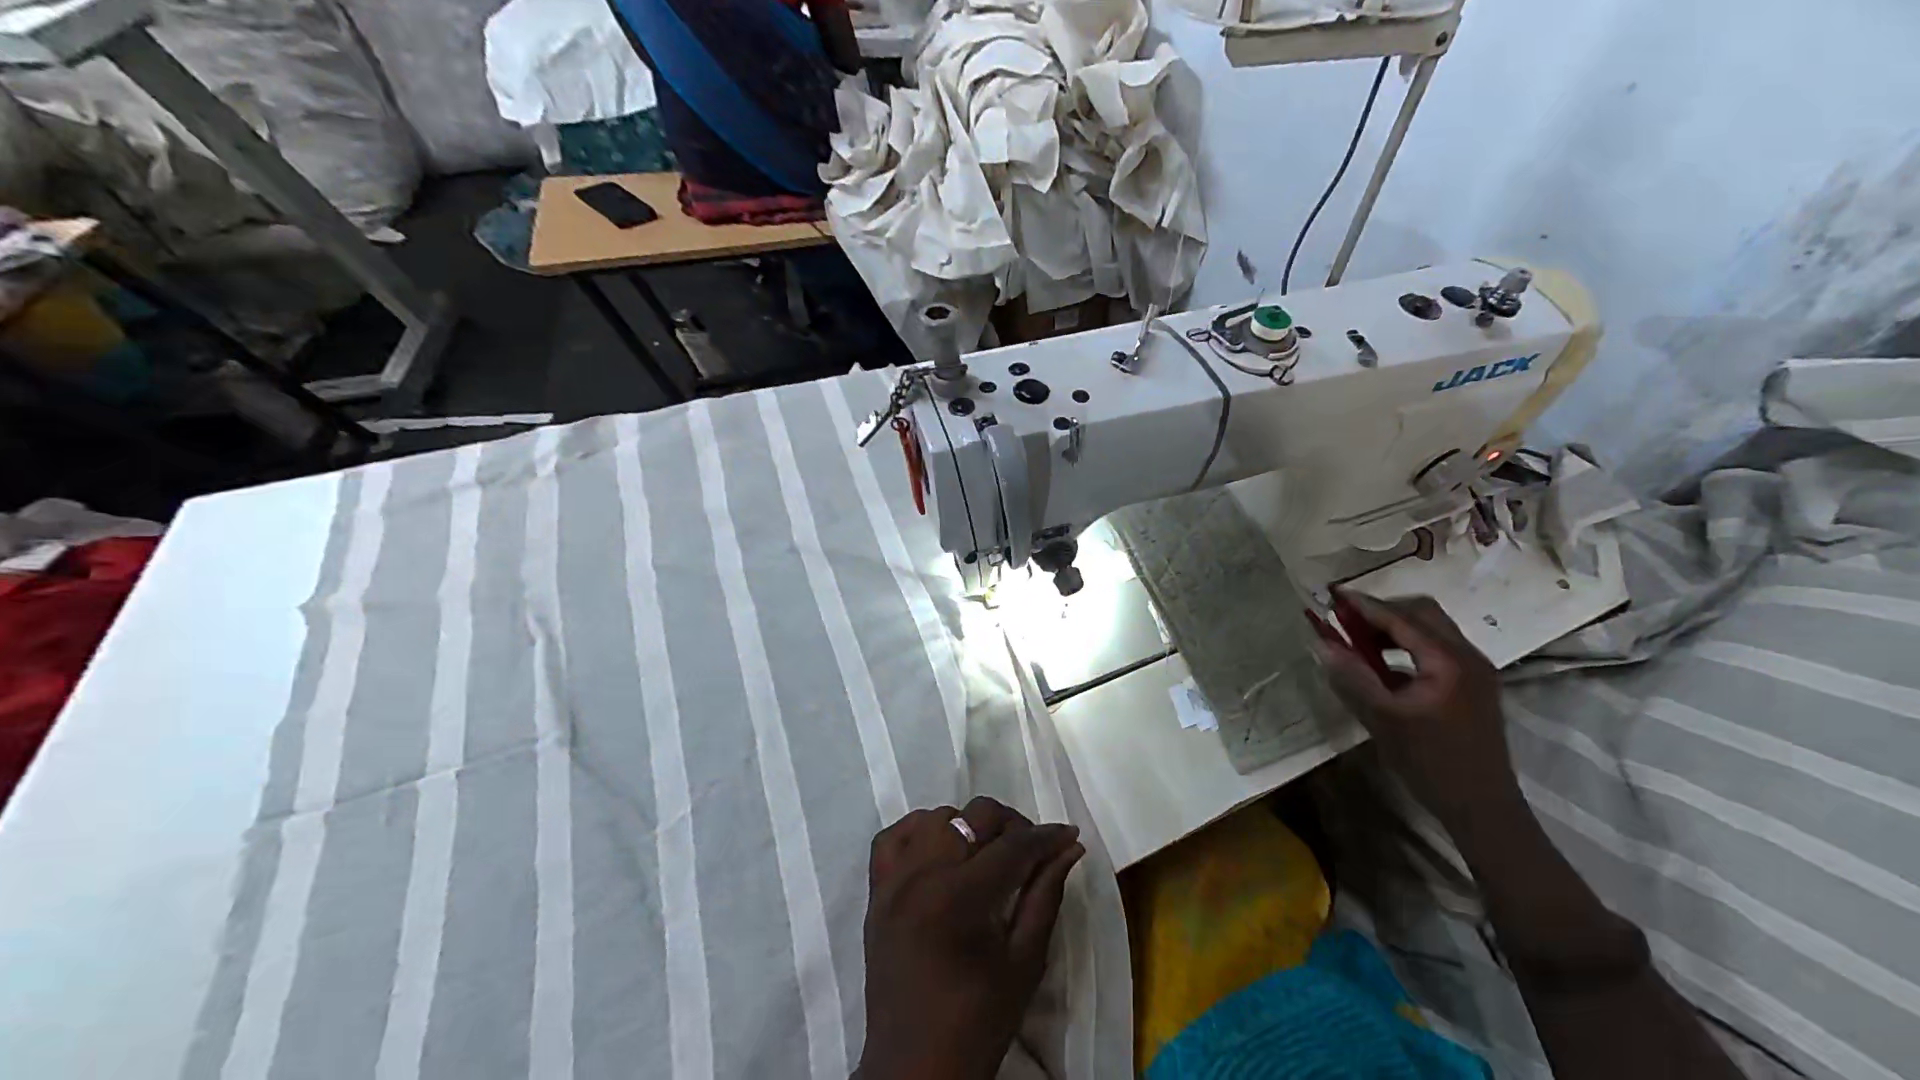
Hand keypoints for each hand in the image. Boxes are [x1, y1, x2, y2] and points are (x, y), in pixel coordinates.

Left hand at [856, 797, 1085, 1079]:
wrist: (914, 1065)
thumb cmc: (978, 1021)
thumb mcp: (1024, 961)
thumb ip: (1046, 895)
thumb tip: (1070, 847)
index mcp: (958, 898)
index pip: (1012, 847)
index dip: (1046, 837)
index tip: (1070, 835)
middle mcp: (920, 875)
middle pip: (973, 817)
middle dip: (1012, 826)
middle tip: (1033, 850)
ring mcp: (891, 880)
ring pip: (935, 818)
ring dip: (968, 826)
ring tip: (988, 855)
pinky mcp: (875, 891)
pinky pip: (892, 837)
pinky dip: (919, 832)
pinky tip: (940, 850)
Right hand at [1311, 591, 1519, 829]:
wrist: (1482, 806)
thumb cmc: (1430, 761)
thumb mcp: (1382, 718)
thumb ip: (1352, 676)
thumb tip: (1322, 642)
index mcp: (1449, 661)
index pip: (1401, 618)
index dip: (1364, 605)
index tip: (1332, 596)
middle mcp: (1468, 656)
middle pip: (1423, 613)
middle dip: (1381, 610)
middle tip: (1345, 620)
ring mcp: (1475, 671)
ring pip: (1431, 629)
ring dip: (1394, 627)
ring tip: (1359, 641)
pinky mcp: (1473, 685)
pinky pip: (1436, 649)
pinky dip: (1407, 646)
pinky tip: (1383, 666)